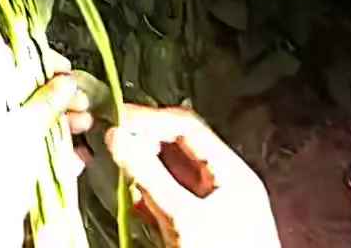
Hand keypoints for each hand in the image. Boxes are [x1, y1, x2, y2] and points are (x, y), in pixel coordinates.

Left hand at [0, 63, 90, 245]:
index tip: (68, 70)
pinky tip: (79, 155)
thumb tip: (67, 81)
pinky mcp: (5, 159)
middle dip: (59, 96)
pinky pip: (32, 143)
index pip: (13, 59)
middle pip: (27, 89)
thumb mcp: (27, 126)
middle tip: (84, 102)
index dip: (43, 62)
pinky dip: (54, 146)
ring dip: (62, 120)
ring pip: (33, 117)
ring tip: (87, 125)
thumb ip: (48, 100)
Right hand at [105, 105, 277, 247]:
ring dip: (144, 170)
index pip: (185, 125)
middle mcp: (224, 186)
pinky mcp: (197, 233)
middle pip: (177, 147)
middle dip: (145, 143)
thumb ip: (149, 175)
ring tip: (122, 170)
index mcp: (233, 174)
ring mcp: (211, 211)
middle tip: (117, 142)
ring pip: (170, 174)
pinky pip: (168, 202)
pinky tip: (132, 201)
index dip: (151, 118)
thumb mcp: (185, 219)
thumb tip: (117, 136)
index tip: (119, 119)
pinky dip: (148, 197)